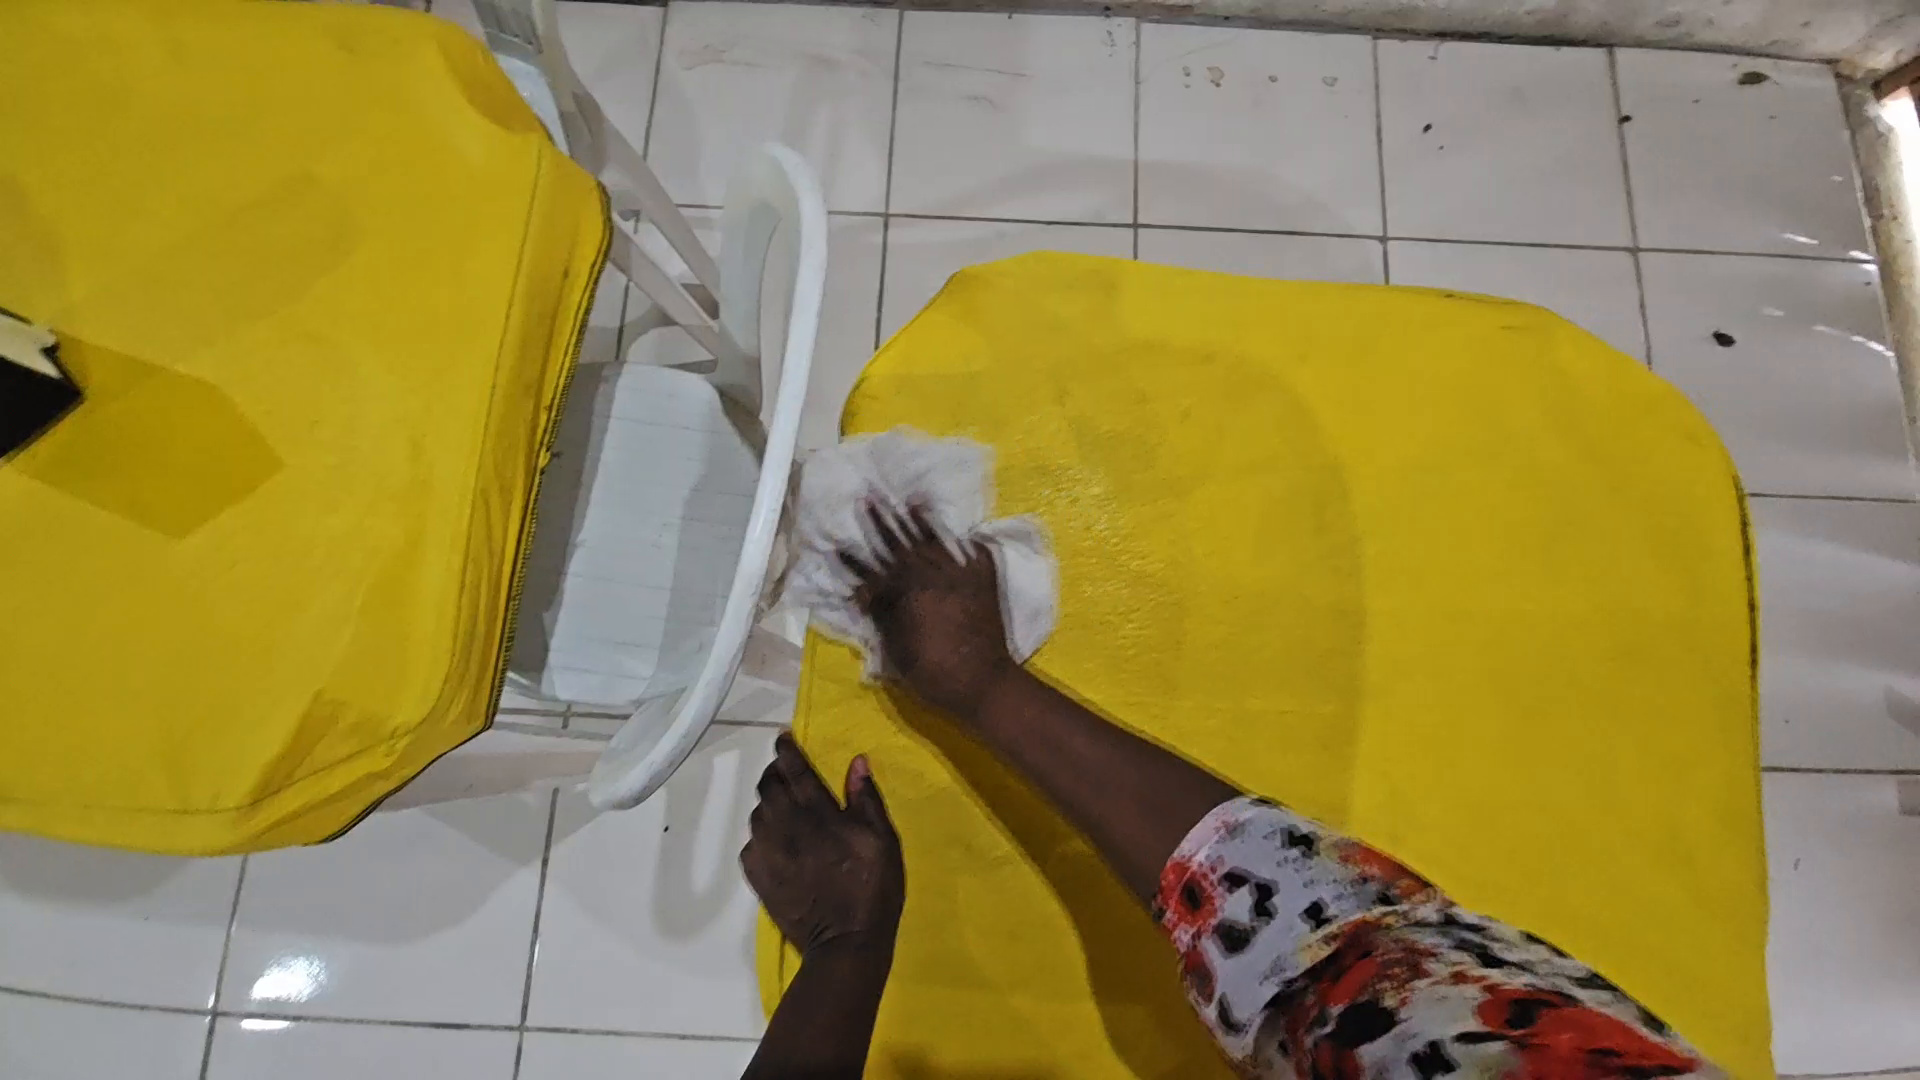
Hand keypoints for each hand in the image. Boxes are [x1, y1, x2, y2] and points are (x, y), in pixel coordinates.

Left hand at [741, 733, 904, 957]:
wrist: (845, 945)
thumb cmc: (873, 888)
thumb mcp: (883, 839)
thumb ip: (866, 798)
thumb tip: (857, 761)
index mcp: (820, 815)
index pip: (796, 772)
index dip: (787, 751)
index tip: (782, 738)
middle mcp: (788, 828)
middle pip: (768, 788)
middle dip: (774, 772)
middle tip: (785, 771)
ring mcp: (770, 855)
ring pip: (757, 814)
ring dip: (767, 802)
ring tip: (781, 804)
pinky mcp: (760, 879)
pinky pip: (750, 846)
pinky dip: (759, 835)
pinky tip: (773, 840)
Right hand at [840, 503, 1019, 718]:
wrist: (983, 682)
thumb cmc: (934, 672)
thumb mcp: (897, 648)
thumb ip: (881, 614)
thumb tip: (861, 590)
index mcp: (906, 592)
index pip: (874, 569)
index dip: (855, 558)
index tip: (839, 541)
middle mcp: (931, 575)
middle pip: (902, 544)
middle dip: (883, 523)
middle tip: (870, 499)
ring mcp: (960, 575)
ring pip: (936, 542)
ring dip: (921, 521)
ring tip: (910, 501)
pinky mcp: (984, 581)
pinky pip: (974, 553)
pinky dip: (965, 541)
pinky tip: (959, 529)